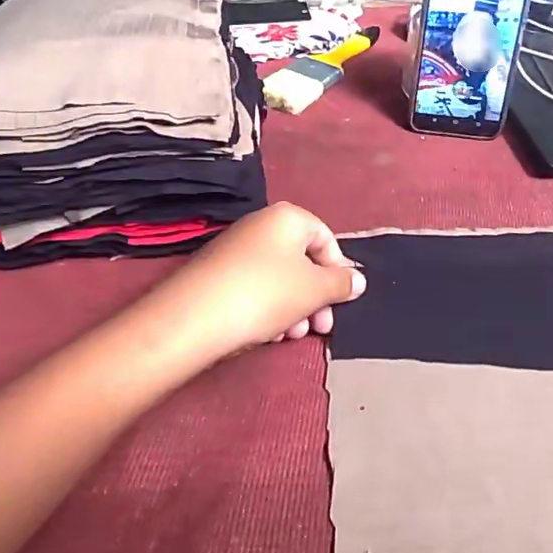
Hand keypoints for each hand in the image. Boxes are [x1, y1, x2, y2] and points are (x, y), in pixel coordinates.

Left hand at [124, 203, 366, 366]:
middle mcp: (259, 225)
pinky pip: (254, 288)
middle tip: (320, 327)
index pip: (326, 238)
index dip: (338, 271)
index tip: (340, 300)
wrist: (195, 317)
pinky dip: (266, 309)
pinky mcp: (217, 274)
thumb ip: (341, 283)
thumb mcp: (314, 290)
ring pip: (278, 279)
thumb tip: (357, 279)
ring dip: (293, 308)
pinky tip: (266, 334)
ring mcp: (235, 249)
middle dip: (315, 297)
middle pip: (301, 262)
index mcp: (286, 217)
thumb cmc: (265, 293)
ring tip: (290, 335)